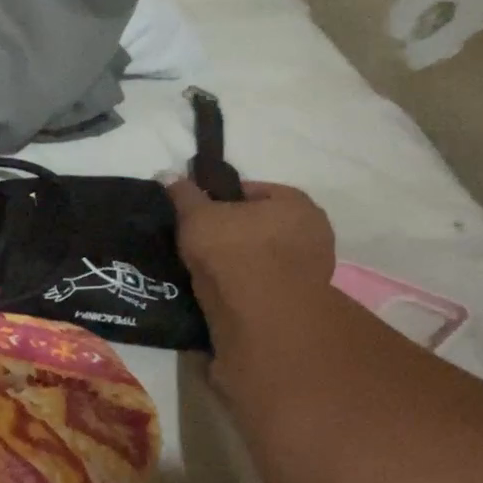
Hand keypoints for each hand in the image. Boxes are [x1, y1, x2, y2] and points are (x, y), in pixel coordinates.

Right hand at [165, 176, 334, 298]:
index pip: (251, 190)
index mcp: (295, 201)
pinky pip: (271, 273)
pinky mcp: (306, 290)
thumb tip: (168, 174)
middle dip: (236, 227)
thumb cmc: (231, 248)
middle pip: (263, 220)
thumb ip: (183, 194)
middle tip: (201, 237)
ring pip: (267, 248)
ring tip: (211, 263)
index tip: (197, 213)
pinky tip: (227, 282)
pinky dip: (252, 274)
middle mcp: (315, 226)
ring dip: (244, 253)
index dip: (219, 199)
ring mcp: (315, 260)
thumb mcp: (195, 215)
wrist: (259, 307)